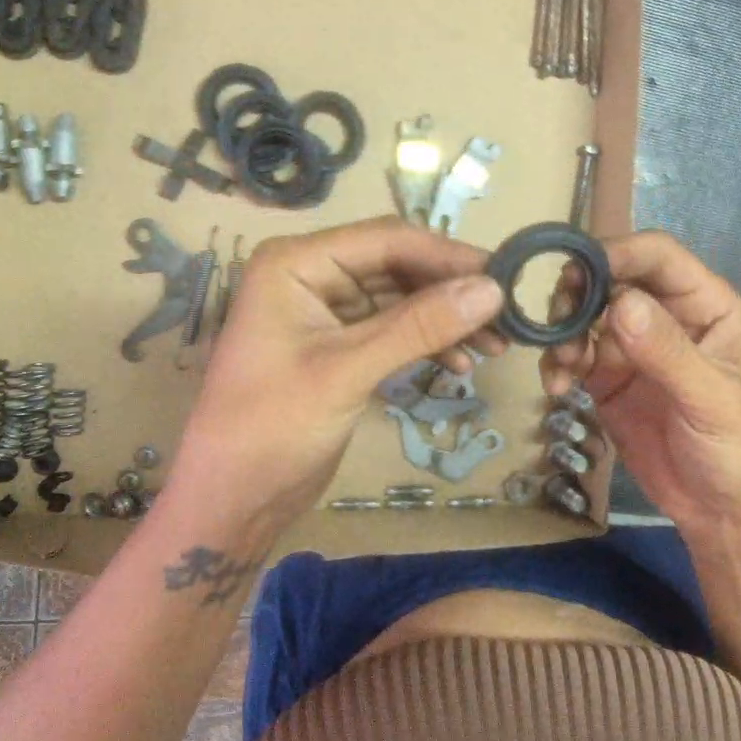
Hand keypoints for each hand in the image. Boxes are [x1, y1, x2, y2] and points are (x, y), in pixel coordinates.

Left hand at [168, 219, 505, 528]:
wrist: (232, 500)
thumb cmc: (274, 426)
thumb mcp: (348, 371)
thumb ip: (420, 326)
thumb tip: (494, 290)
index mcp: (296, 263)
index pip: (387, 240)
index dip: (449, 256)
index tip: (507, 276)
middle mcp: (311, 276)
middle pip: (398, 265)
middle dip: (451, 290)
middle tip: (508, 315)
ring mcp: (325, 312)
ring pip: (401, 298)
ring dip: (445, 318)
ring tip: (496, 345)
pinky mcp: (338, 347)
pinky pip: (393, 329)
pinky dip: (427, 342)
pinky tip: (459, 363)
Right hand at [541, 231, 740, 541]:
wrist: (723, 513)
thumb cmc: (739, 449)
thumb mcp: (711, 400)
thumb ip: (667, 352)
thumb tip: (619, 304)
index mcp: (705, 306)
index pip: (659, 257)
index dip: (618, 253)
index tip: (577, 270)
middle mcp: (666, 316)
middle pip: (613, 279)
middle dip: (580, 293)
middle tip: (557, 318)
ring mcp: (634, 347)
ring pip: (586, 316)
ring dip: (564, 331)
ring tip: (562, 364)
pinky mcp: (609, 379)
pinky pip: (575, 357)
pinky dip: (559, 364)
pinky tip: (557, 387)